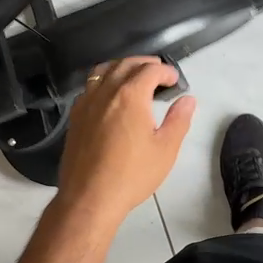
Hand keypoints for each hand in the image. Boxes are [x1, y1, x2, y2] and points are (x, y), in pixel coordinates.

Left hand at [56, 57, 196, 223]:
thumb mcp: (165, 149)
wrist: (89, 198)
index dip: (165, 71)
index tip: (174, 80)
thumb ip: (179, 120)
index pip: (150, 70)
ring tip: (133, 76)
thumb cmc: (131, 175)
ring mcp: (86, 103)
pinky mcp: (75, 117)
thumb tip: (188, 100)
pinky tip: (109, 96)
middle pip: (125, 64)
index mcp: (131, 95)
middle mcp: (106, 92)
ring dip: (121, 67)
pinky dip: (103, 81)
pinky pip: (89, 87)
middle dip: (144, 63)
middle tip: (158, 72)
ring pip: (103, 71)